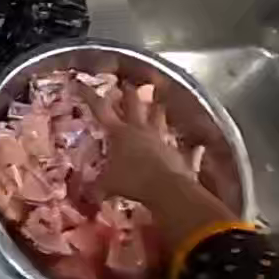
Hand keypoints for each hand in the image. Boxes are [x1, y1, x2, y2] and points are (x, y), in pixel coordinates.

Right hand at [74, 79, 241, 247]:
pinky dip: (192, 149)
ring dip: (157, 111)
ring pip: (159, 119)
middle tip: (127, 83)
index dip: (89, 95)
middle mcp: (140, 131)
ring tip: (158, 104)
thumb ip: (96, 188)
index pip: (100, 109)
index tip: (80, 83)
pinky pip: (188, 151)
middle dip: (129, 93)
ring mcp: (162, 140)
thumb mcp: (107, 186)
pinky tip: (198, 147)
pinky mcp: (180, 155)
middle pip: (134, 105)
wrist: (167, 191)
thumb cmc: (132, 182)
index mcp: (119, 133)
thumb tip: (86, 196)